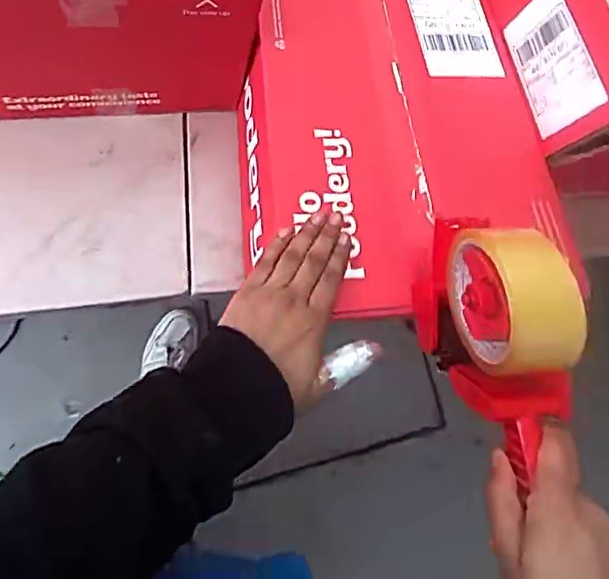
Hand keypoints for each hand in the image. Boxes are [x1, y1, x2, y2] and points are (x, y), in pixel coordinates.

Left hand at [220, 209, 351, 410]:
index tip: (347, 238)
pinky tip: (285, 232)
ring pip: (292, 256)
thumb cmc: (277, 390)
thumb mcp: (320, 383)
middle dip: (327, 235)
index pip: (331, 278)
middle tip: (336, 215)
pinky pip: (265, 262)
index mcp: (314, 320)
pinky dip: (276, 245)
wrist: (232, 393)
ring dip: (306, 233)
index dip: (340, 255)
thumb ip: (349, 362)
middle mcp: (294, 300)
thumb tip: (376, 350)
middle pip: (314, 261)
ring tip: (316, 215)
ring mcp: (269, 294)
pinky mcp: (247, 293)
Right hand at [486, 425, 608, 578]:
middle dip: (540, 492)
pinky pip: (592, 527)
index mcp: (560, 502)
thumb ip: (501, 501)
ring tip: (543, 560)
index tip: (517, 444)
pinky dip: (578, 537)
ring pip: (576, 505)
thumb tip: (499, 454)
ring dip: (559, 518)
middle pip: (561, 477)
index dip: (536, 433)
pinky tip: (568, 570)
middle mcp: (590, 505)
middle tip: (521, 531)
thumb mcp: (507, 557)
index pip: (555, 439)